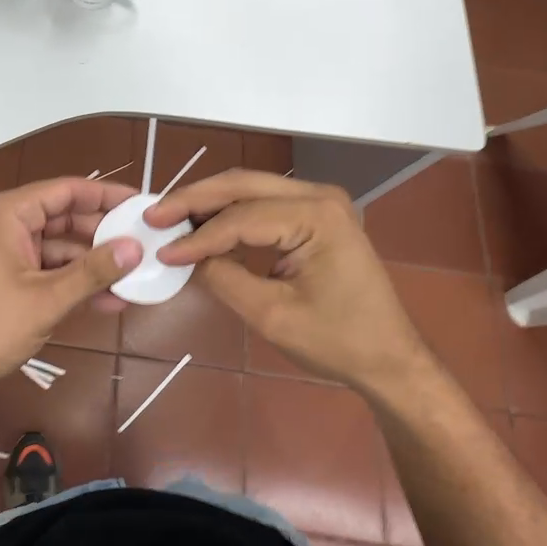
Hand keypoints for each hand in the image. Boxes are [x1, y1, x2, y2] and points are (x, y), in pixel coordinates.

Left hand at [0, 178, 142, 392]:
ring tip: (136, 278)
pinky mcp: (4, 279)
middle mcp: (6, 224)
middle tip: (147, 245)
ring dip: (93, 265)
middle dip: (104, 235)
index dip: (107, 195)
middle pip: (65, 218)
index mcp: (10, 212)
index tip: (144, 205)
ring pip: (59, 248)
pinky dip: (73, 283)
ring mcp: (4, 252)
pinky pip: (46, 271)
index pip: (67, 190)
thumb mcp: (46, 299)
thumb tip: (135, 248)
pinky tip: (108, 300)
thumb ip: (92, 272)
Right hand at [145, 170, 430, 391]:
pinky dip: (230, 212)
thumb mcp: (272, 315)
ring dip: (209, 202)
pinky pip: (264, 202)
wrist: (392, 361)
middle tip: (154, 214)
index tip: (161, 251)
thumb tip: (181, 256)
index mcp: (317, 216)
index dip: (197, 236)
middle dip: (194, 199)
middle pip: (242, 185)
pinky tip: (203, 225)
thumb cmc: (338, 342)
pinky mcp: (316, 214)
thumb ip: (223, 278)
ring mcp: (320, 201)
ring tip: (170, 217)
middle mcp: (319, 196)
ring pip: (250, 188)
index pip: (242, 217)